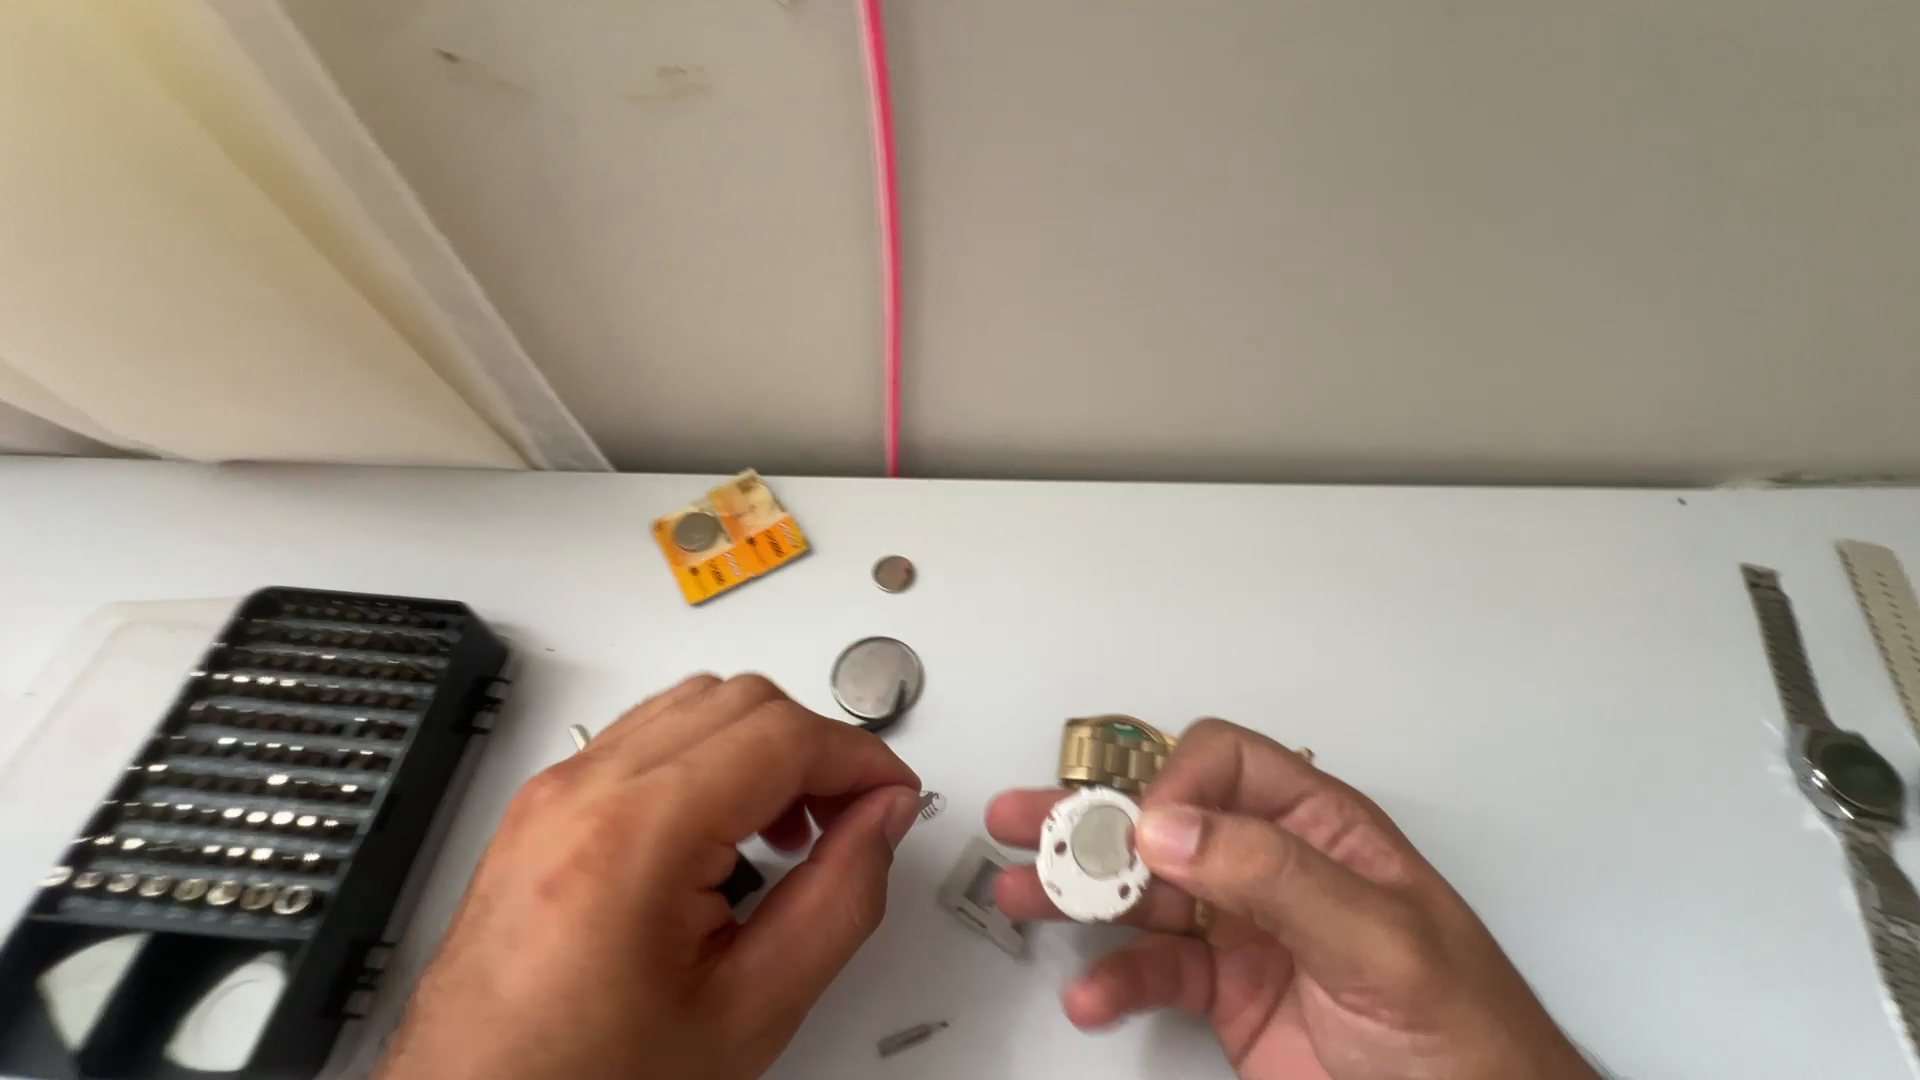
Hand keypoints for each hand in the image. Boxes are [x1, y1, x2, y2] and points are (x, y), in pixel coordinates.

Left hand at [377, 674, 923, 1079]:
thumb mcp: (751, 1011)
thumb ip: (841, 898)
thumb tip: (882, 815)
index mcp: (633, 838)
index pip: (782, 737)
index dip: (859, 757)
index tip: (892, 793)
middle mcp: (584, 792)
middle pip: (744, 701)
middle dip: (817, 747)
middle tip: (851, 813)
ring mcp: (558, 791)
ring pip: (700, 702)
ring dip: (767, 744)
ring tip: (790, 824)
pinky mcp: (549, 802)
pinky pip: (654, 731)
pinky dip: (715, 752)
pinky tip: (729, 821)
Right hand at [987, 719, 1597, 1079]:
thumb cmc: (1464, 1036)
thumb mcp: (1379, 942)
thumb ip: (1274, 873)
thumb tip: (1167, 824)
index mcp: (1314, 824)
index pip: (1222, 762)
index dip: (1174, 784)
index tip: (1144, 831)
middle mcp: (1266, 863)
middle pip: (1162, 818)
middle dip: (1091, 819)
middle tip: (1026, 822)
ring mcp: (1240, 927)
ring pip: (1143, 890)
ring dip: (1080, 894)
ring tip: (1023, 894)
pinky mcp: (1221, 990)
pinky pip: (1153, 969)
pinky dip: (1115, 980)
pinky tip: (1089, 994)